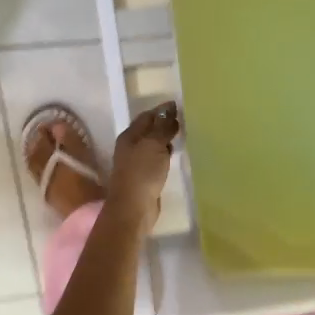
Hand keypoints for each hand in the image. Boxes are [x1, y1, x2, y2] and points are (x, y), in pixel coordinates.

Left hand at [107, 102, 180, 223]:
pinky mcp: (144, 177)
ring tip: (182, 135)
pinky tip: (174, 156)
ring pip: (153, 145)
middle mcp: (131, 147)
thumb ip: (162, 127)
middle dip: (164, 124)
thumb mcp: (154, 145)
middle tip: (184, 119)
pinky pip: (156, 159)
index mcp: (129, 136)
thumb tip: (169, 110)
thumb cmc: (142, 172)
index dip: (162, 110)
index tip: (179, 106)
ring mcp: (137, 163)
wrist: (133, 207)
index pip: (146, 117)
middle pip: (148, 130)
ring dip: (165, 139)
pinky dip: (165, 154)